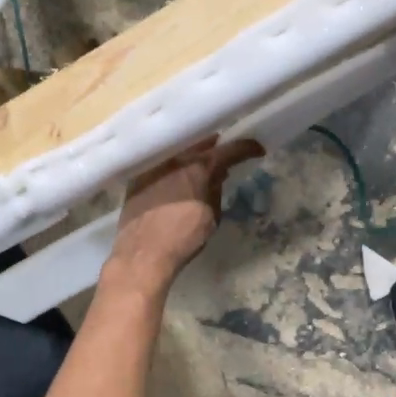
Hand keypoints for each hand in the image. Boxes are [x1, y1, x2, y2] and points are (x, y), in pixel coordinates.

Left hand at [107, 136, 264, 291]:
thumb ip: (215, 192)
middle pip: (202, 143)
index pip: (230, 150)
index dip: (247, 148)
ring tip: (201, 163)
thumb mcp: (211, 216)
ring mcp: (155, 165)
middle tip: (226, 155)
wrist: (143, 253)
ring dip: (194, 154)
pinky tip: (177, 175)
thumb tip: (217, 176)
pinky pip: (162, 161)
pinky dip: (174, 164)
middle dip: (217, 146)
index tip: (257, 151)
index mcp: (200, 168)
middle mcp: (177, 158)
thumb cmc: (183, 238)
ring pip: (180, 150)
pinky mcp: (138, 175)